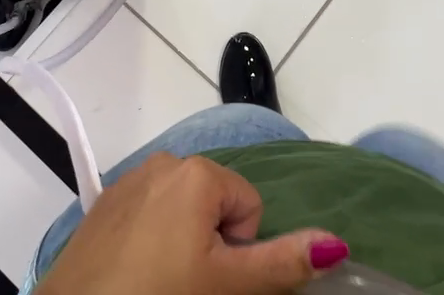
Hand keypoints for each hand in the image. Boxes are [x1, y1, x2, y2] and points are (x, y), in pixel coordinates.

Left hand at [36, 153, 348, 294]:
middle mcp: (166, 160)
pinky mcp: (106, 202)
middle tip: (186, 282)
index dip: (237, 249)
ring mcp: (131, 179)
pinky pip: (150, 213)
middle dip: (210, 243)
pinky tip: (133, 273)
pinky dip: (150, 239)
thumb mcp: (227, 285)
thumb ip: (282, 262)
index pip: (249, 207)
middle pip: (216, 204)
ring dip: (181, 242)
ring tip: (158, 280)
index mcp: (199, 171)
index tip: (209, 275)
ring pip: (182, 210)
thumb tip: (337, 244)